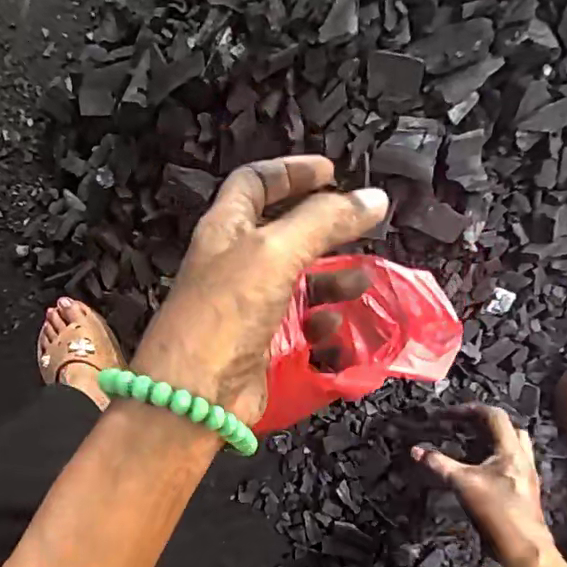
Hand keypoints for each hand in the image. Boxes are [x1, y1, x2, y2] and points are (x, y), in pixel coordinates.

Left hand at [130, 156, 389, 423]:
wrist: (195, 394)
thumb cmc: (224, 314)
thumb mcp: (273, 253)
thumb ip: (322, 220)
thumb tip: (372, 198)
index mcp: (224, 230)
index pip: (254, 183)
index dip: (290, 172)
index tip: (331, 171)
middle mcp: (234, 264)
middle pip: (284, 233)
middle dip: (325, 229)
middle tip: (362, 228)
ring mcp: (247, 306)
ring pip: (299, 280)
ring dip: (333, 277)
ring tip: (362, 282)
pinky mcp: (261, 342)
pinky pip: (300, 323)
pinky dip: (322, 321)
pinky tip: (335, 325)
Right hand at [412, 405, 556, 566]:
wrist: (524, 544)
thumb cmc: (496, 510)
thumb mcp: (462, 483)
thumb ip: (439, 464)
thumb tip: (416, 450)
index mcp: (511, 451)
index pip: (494, 416)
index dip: (470, 410)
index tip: (449, 414)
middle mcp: (523, 457)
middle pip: (508, 427)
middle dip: (483, 422)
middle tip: (461, 425)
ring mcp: (526, 472)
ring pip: (513, 444)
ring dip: (492, 438)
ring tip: (469, 442)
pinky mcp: (524, 486)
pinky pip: (511, 460)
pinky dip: (494, 455)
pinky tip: (479, 466)